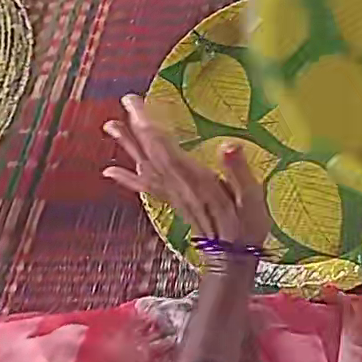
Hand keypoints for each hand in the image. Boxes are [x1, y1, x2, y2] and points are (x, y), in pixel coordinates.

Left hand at [105, 94, 268, 247]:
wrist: (233, 259)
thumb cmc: (246, 225)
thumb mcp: (251, 197)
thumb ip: (239, 171)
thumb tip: (229, 145)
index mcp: (195, 179)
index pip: (165, 148)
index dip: (149, 126)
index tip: (137, 104)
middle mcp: (177, 185)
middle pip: (151, 153)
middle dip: (136, 127)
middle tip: (125, 101)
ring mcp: (173, 194)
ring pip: (144, 167)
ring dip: (127, 146)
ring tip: (110, 126)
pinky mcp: (173, 201)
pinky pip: (145, 187)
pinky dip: (126, 178)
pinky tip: (110, 170)